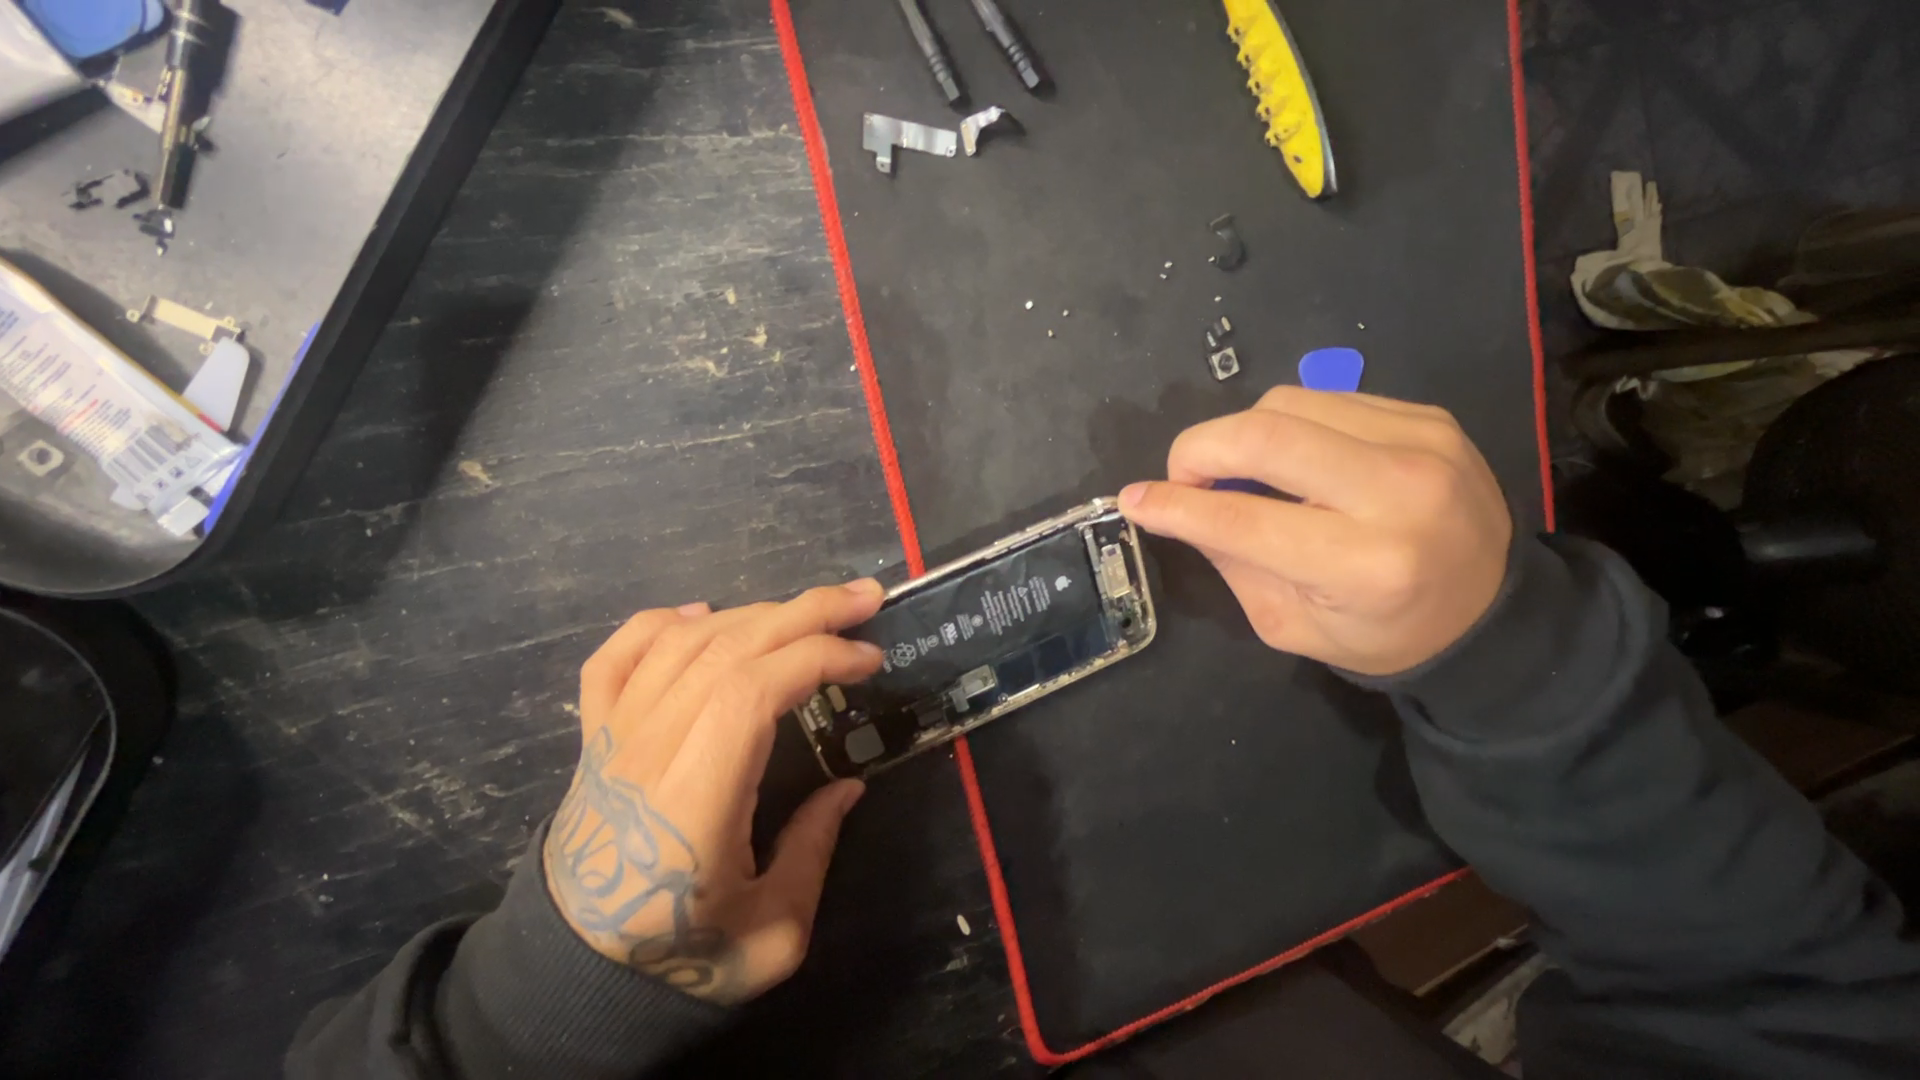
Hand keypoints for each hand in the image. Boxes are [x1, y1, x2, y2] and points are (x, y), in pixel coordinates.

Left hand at [543, 581, 885, 1003]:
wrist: (571, 974)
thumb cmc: (678, 955)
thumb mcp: (771, 934)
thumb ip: (814, 852)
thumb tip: (848, 785)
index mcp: (694, 801)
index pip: (752, 691)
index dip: (817, 658)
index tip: (870, 659)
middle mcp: (648, 751)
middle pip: (726, 650)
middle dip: (805, 612)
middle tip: (864, 598)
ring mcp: (613, 737)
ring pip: (682, 641)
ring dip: (753, 612)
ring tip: (807, 612)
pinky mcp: (593, 736)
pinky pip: (617, 656)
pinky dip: (660, 622)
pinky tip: (702, 613)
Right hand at [1119, 387, 1512, 675]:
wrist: (1491, 611)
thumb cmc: (1380, 631)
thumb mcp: (1290, 624)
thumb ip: (1232, 561)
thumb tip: (1177, 505)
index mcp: (1361, 566)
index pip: (1242, 520)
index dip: (1175, 505)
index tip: (1133, 499)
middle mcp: (1397, 493)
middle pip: (1265, 436)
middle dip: (1198, 448)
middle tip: (1182, 475)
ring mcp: (1420, 443)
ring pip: (1289, 403)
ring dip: (1242, 433)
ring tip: (1244, 470)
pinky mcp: (1427, 417)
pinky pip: (1326, 398)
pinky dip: (1289, 424)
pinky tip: (1294, 458)